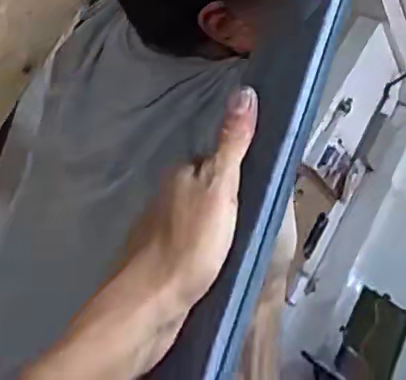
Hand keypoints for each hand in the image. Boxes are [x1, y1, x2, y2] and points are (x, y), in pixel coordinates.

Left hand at [128, 87, 258, 305]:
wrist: (145, 314)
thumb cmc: (188, 245)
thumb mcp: (222, 187)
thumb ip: (234, 143)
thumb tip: (244, 92)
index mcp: (181, 173)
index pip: (217, 156)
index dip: (240, 164)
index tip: (260, 175)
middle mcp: (165, 196)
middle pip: (206, 185)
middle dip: (227, 194)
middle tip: (254, 207)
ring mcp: (157, 231)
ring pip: (196, 215)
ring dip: (213, 221)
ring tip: (238, 232)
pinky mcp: (156, 263)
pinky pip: (187, 242)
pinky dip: (201, 245)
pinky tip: (213, 257)